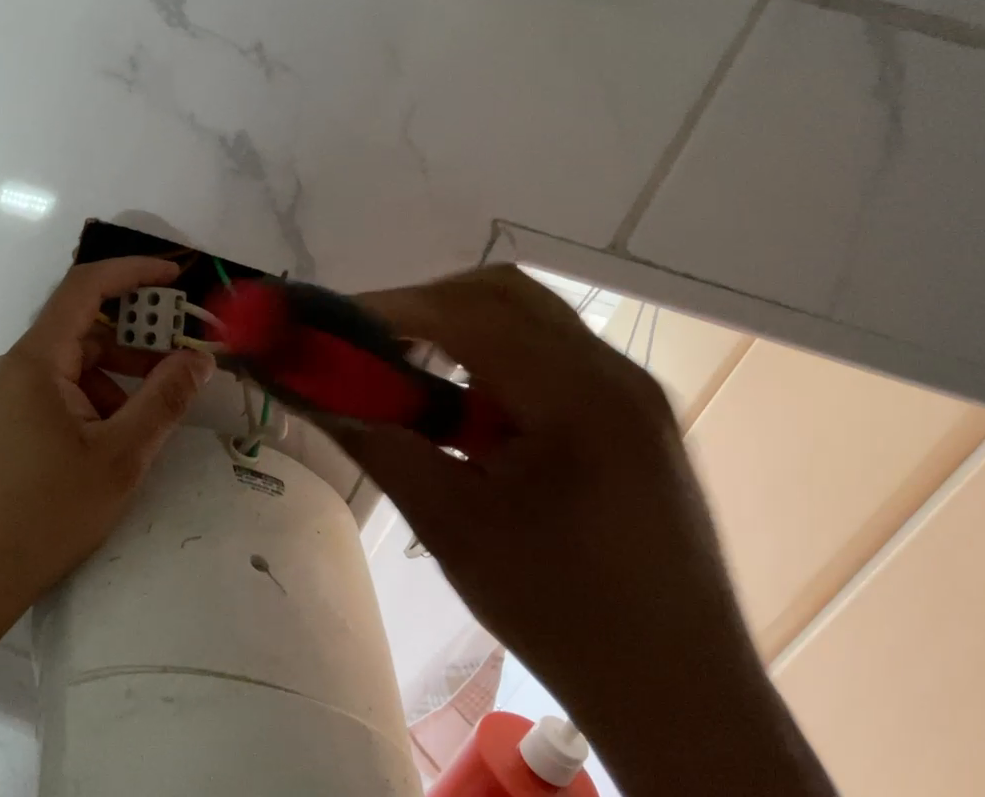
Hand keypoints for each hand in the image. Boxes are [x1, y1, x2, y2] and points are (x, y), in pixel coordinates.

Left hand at [0, 257, 214, 627]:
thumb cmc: (47, 514)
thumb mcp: (120, 457)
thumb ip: (164, 400)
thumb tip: (199, 357)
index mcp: (34, 361)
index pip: (83, 288)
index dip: (132, 273)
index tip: (176, 277)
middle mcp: (9, 367)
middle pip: (78, 331)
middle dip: (133, 341)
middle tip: (181, 364)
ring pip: (66, 366)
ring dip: (112, 378)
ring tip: (149, 417)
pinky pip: (49, 392)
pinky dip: (86, 400)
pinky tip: (110, 440)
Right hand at [316, 265, 832, 795]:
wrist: (678, 690)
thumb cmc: (559, 610)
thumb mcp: (450, 524)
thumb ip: (375, 443)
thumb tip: (306, 393)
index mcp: (579, 396)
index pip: (465, 313)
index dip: (385, 309)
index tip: (324, 325)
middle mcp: (614, 373)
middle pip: (501, 294)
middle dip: (422, 308)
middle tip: (364, 348)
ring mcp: (631, 392)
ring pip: (527, 318)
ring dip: (457, 331)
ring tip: (406, 378)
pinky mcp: (631, 416)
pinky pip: (549, 356)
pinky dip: (491, 360)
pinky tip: (463, 412)